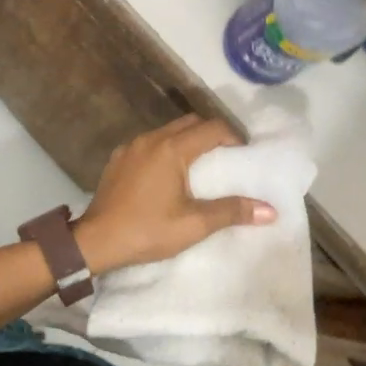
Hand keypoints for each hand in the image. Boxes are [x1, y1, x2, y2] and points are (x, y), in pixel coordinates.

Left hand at [73, 115, 275, 272]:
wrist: (95, 242)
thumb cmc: (147, 231)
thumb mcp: (194, 224)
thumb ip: (232, 211)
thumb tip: (271, 210)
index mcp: (171, 149)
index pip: (212, 128)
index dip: (233, 139)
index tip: (244, 159)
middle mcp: (150, 139)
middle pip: (190, 123)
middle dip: (212, 136)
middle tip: (227, 160)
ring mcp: (130, 146)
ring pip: (168, 131)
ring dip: (188, 142)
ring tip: (201, 168)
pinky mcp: (118, 159)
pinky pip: (150, 144)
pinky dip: (166, 150)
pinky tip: (170, 176)